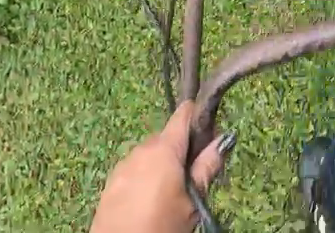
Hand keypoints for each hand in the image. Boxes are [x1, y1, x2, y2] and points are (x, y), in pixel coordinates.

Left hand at [89, 102, 227, 232]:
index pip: (184, 113)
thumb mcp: (192, 202)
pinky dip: (144, 177)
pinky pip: (135, 169)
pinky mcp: (111, 182)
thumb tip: (224, 139)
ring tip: (169, 194)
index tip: (209, 136)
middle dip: (181, 150)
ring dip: (162, 164)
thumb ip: (206, 168)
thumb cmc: (161, 227)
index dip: (199, 118)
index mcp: (164, 149)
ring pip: (150, 154)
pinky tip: (147, 201)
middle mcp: (142, 149)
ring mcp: (124, 164)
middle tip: (191, 177)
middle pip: (168, 137)